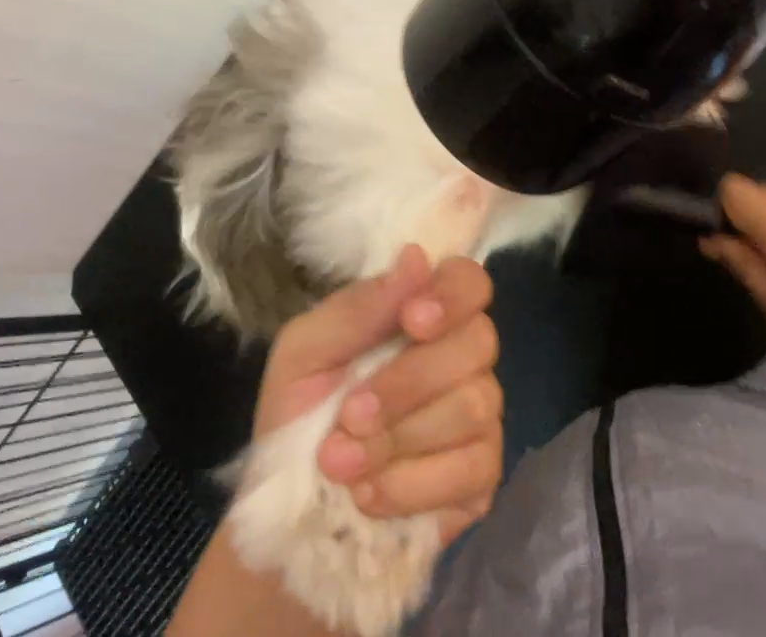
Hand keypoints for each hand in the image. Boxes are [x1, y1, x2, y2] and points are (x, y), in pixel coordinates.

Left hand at [252, 246, 502, 544]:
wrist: (285, 509)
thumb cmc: (297, 414)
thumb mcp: (305, 353)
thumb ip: (359, 308)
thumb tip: (417, 256)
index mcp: (423, 316)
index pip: (469, 282)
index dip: (451, 296)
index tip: (411, 320)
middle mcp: (462, 359)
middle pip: (478, 344)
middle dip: (407, 382)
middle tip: (349, 414)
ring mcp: (480, 418)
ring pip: (474, 407)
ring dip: (397, 438)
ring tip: (338, 462)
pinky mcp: (481, 476)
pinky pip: (470, 469)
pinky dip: (409, 484)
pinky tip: (369, 494)